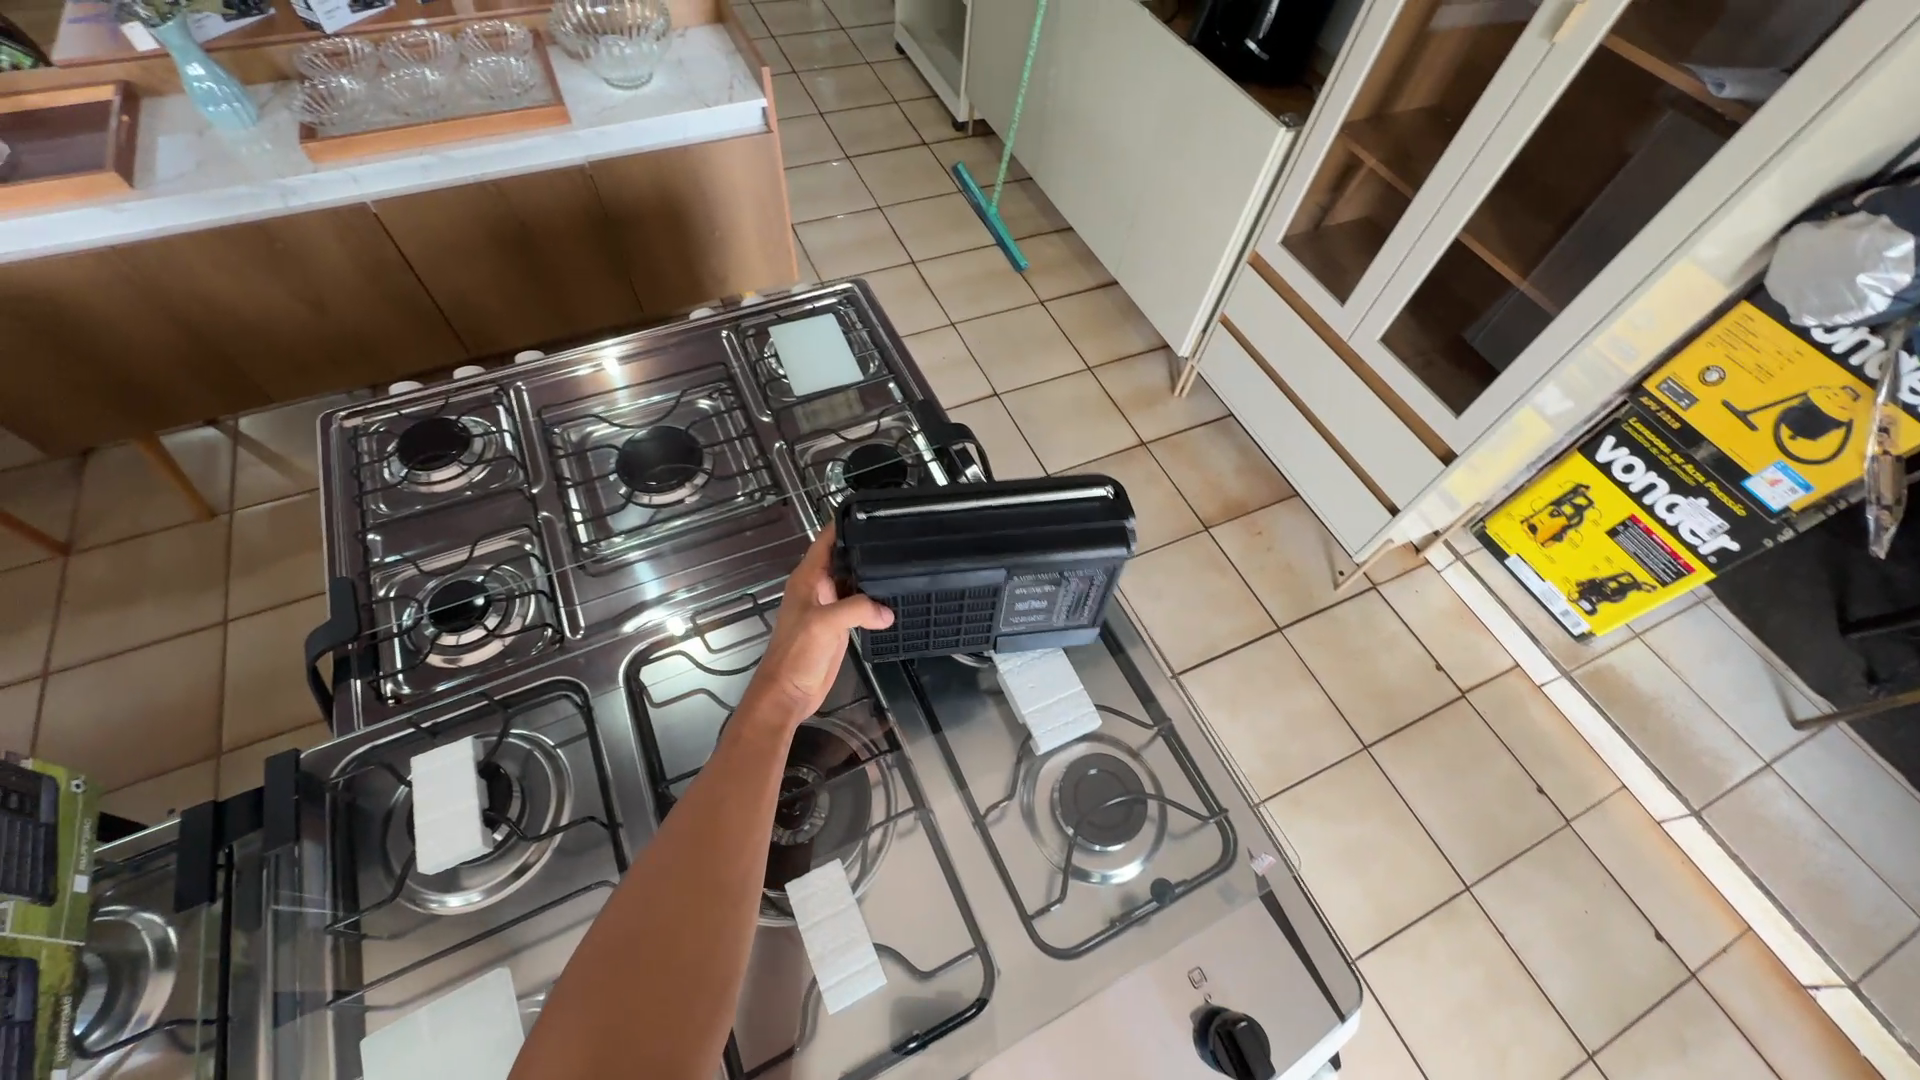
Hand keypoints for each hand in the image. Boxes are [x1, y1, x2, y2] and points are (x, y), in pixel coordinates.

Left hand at [739, 526, 892, 730]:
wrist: (789, 693)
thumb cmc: (797, 654)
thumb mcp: (825, 624)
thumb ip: (857, 609)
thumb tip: (888, 611)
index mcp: (807, 578)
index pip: (826, 540)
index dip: (846, 524)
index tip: (873, 513)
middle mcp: (817, 587)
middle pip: (843, 559)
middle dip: (866, 549)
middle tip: (898, 538)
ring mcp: (828, 607)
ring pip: (853, 582)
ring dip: (872, 576)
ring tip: (902, 563)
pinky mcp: (839, 626)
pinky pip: (859, 605)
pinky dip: (875, 601)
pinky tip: (893, 599)